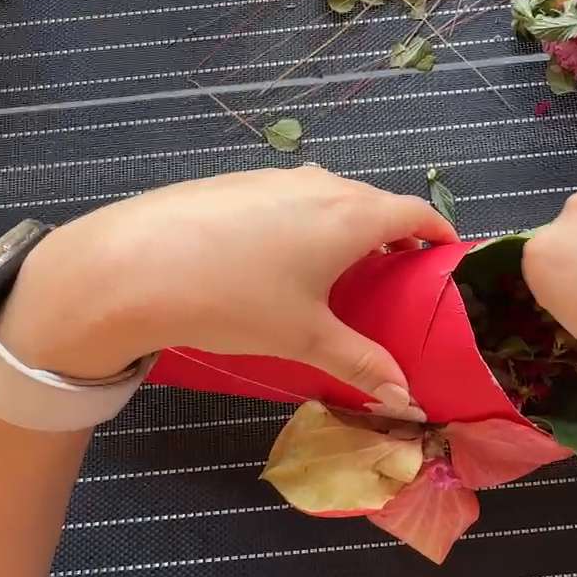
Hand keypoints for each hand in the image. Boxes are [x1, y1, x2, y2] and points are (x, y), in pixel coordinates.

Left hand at [0, 168, 455, 387]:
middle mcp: (321, 184)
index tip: (444, 254)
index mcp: (352, 215)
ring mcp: (276, 177)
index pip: (415, 211)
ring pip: (332, 195)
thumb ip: (362, 363)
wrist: (132, 266)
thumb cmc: (237, 299)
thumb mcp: (305, 337)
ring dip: (349, 224)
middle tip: (396, 272)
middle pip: (376, 201)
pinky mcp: (237, 180)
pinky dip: (308, 218)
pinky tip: (279, 254)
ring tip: (340, 266)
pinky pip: (293, 195)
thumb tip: (406, 399)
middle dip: (395, 232)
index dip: (438, 230)